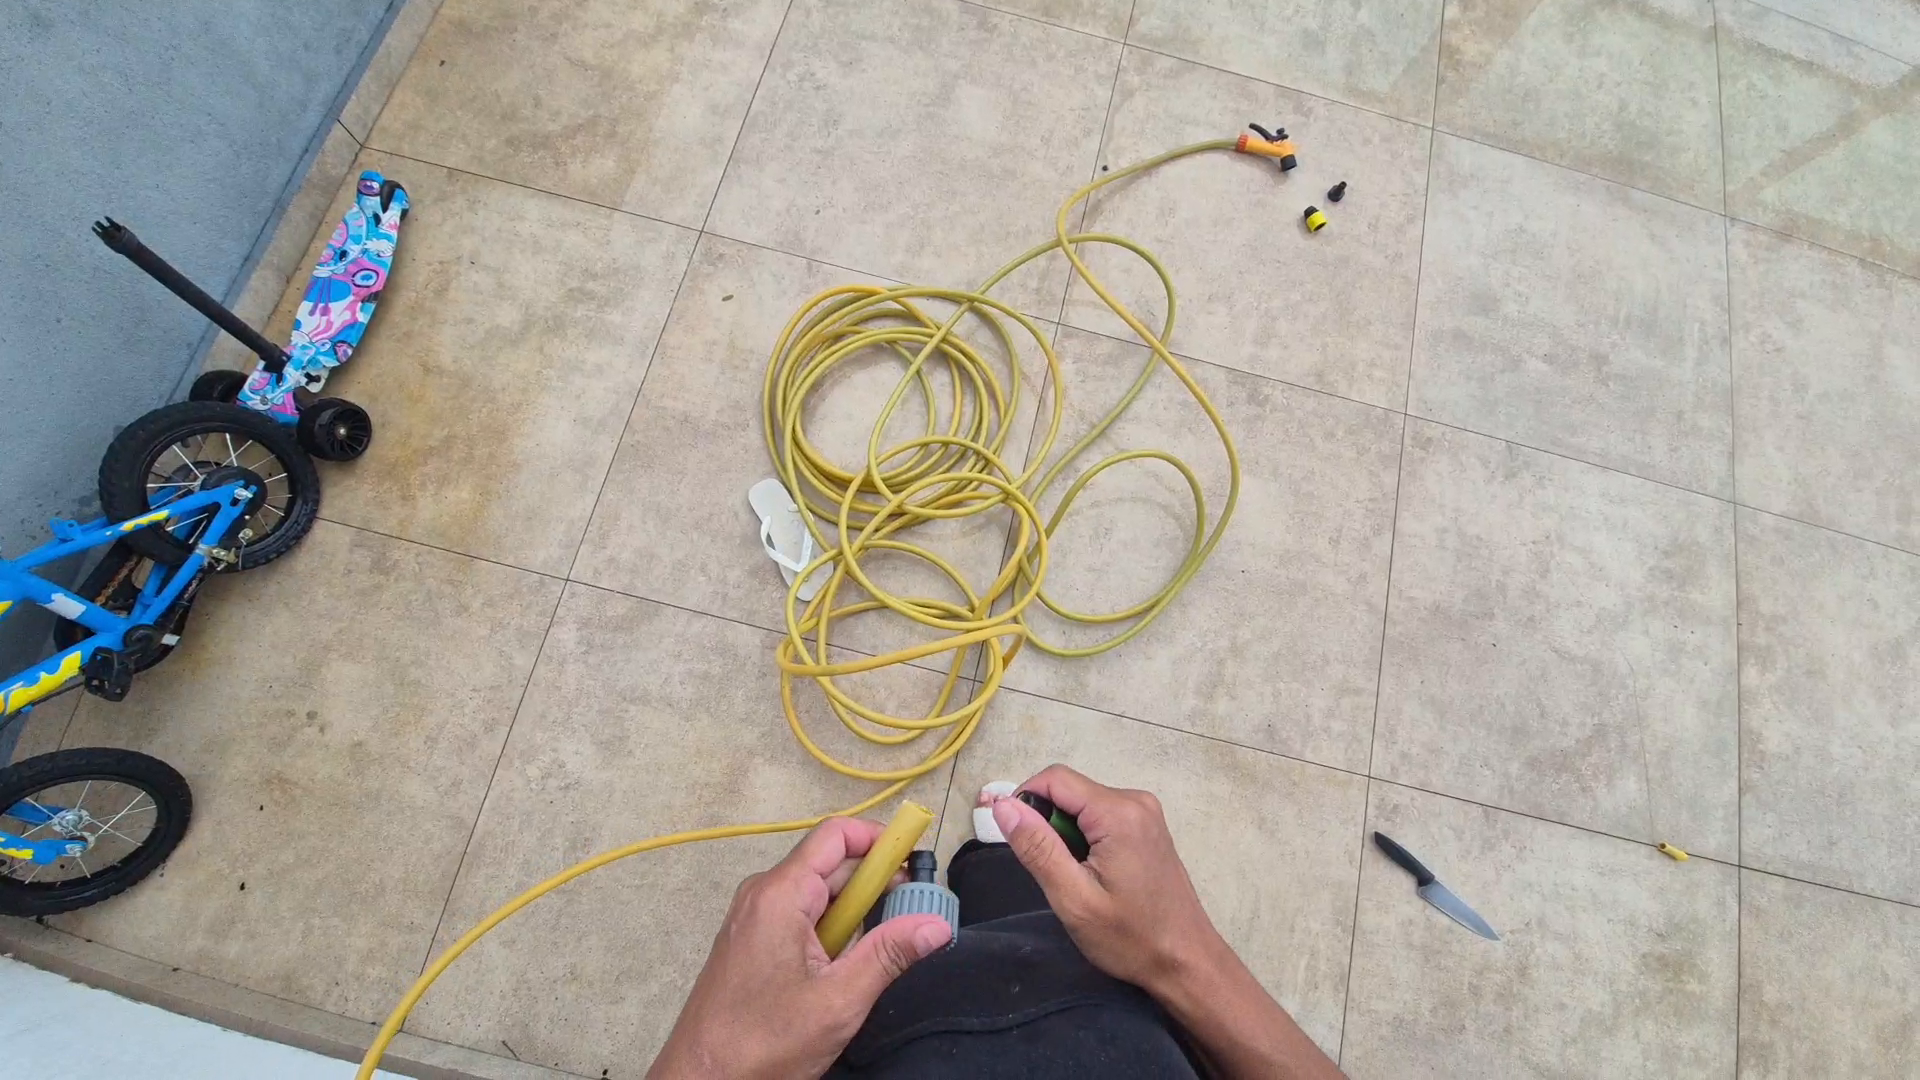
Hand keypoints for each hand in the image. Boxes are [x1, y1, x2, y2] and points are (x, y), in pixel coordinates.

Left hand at [648, 818, 952, 1079]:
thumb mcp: (838, 1002)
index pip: (837, 834)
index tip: (914, 861)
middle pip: (831, 863)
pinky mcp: (753, 940)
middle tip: (911, 913)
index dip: (879, 838)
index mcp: (781, 893)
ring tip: (880, 946)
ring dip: (855, 910)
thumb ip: (889, 954)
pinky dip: (832, 928)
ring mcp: (755, 916)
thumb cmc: (760, 1046)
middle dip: (875, 881)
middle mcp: (764, 892)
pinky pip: (802, 914)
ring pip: (819, 892)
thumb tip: (937, 924)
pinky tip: (844, 964)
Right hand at [989, 764, 1225, 992]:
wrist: (1188, 964)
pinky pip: (1101, 813)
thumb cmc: (1131, 938)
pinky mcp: (1148, 824)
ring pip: (1083, 802)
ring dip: (1067, 831)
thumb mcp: (1074, 899)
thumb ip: (1037, 847)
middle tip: (1050, 868)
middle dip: (1048, 821)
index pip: (1055, 778)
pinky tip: (1094, 872)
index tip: (1016, 838)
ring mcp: (1145, 811)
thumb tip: (1003, 805)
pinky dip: (1086, 835)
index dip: (1025, 800)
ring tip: (1075, 876)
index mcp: (1118, 812)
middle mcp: (1135, 799)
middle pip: (1070, 789)